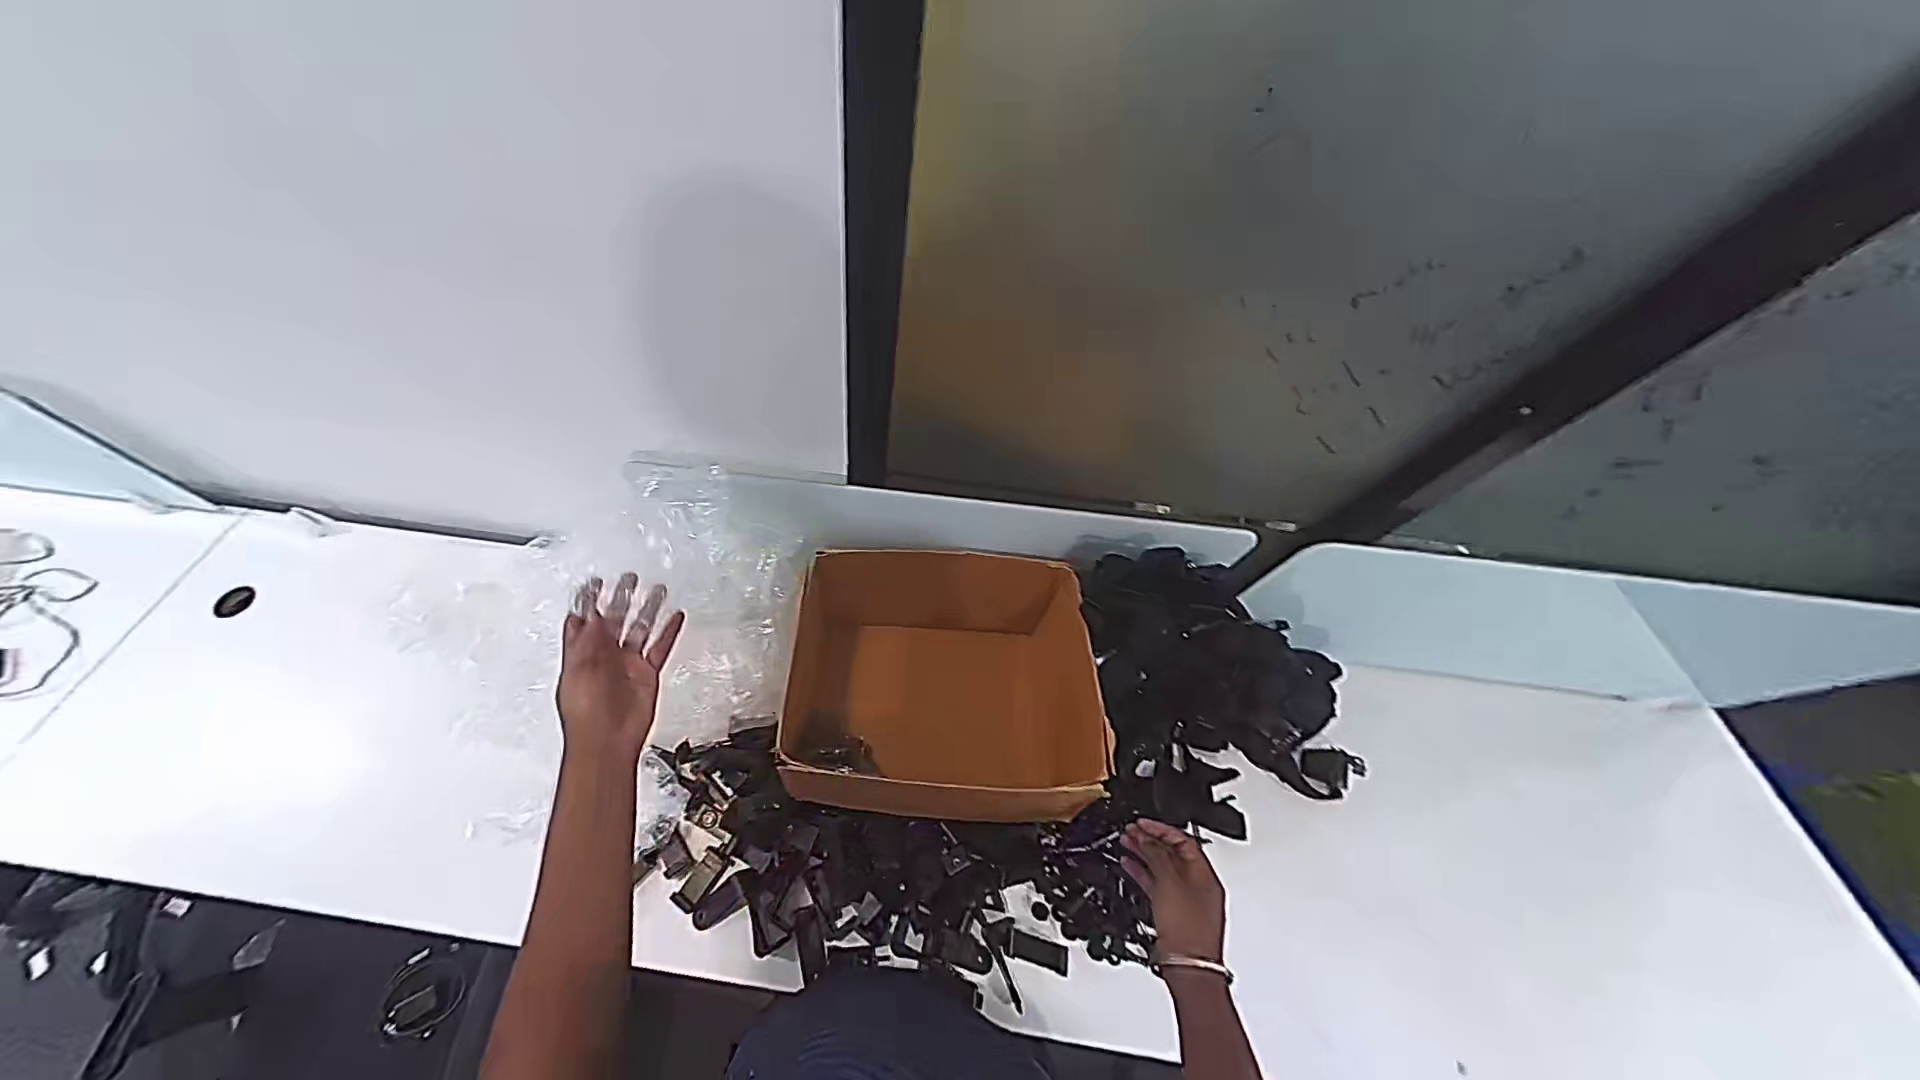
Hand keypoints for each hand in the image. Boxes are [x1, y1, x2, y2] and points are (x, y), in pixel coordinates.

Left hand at [557, 573, 685, 761]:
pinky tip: (675, 618)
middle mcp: (603, 656)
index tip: (595, 582)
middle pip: (614, 619)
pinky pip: (660, 647)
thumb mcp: (580, 670)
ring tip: (657, 591)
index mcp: (580, 654)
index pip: (584, 620)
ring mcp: (626, 664)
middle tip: (629, 579)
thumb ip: (590, 640)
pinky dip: (669, 632)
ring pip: (639, 629)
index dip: (589, 600)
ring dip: (647, 610)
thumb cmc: (586, 715)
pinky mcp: (646, 673)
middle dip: (621, 598)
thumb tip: (595, 614)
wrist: (607, 740)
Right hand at [1122, 818, 1226, 962]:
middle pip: (1171, 854)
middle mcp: (1196, 886)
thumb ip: (1158, 856)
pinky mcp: (1172, 912)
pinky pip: (1155, 884)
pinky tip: (1130, 865)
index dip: (1161, 829)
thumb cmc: (1188, 930)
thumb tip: (1147, 839)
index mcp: (1204, 875)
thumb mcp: (1170, 882)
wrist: (1186, 966)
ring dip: (1143, 853)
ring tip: (1126, 842)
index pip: (1183, 841)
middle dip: (1150, 840)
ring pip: (1161, 868)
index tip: (1143, 823)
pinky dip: (1142, 872)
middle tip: (1132, 830)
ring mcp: (1184, 900)